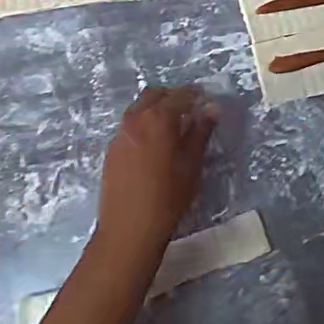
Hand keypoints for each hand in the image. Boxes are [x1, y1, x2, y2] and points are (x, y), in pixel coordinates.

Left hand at [97, 86, 219, 254]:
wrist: (129, 229)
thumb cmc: (169, 196)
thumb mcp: (192, 163)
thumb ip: (201, 131)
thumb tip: (212, 109)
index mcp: (159, 119)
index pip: (180, 95)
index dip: (195, 95)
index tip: (207, 101)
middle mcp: (135, 120)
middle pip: (154, 95)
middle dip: (172, 97)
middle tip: (189, 109)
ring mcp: (120, 135)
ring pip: (138, 110)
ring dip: (155, 110)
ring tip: (171, 127)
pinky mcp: (111, 151)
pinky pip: (129, 127)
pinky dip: (143, 125)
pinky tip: (154, 145)